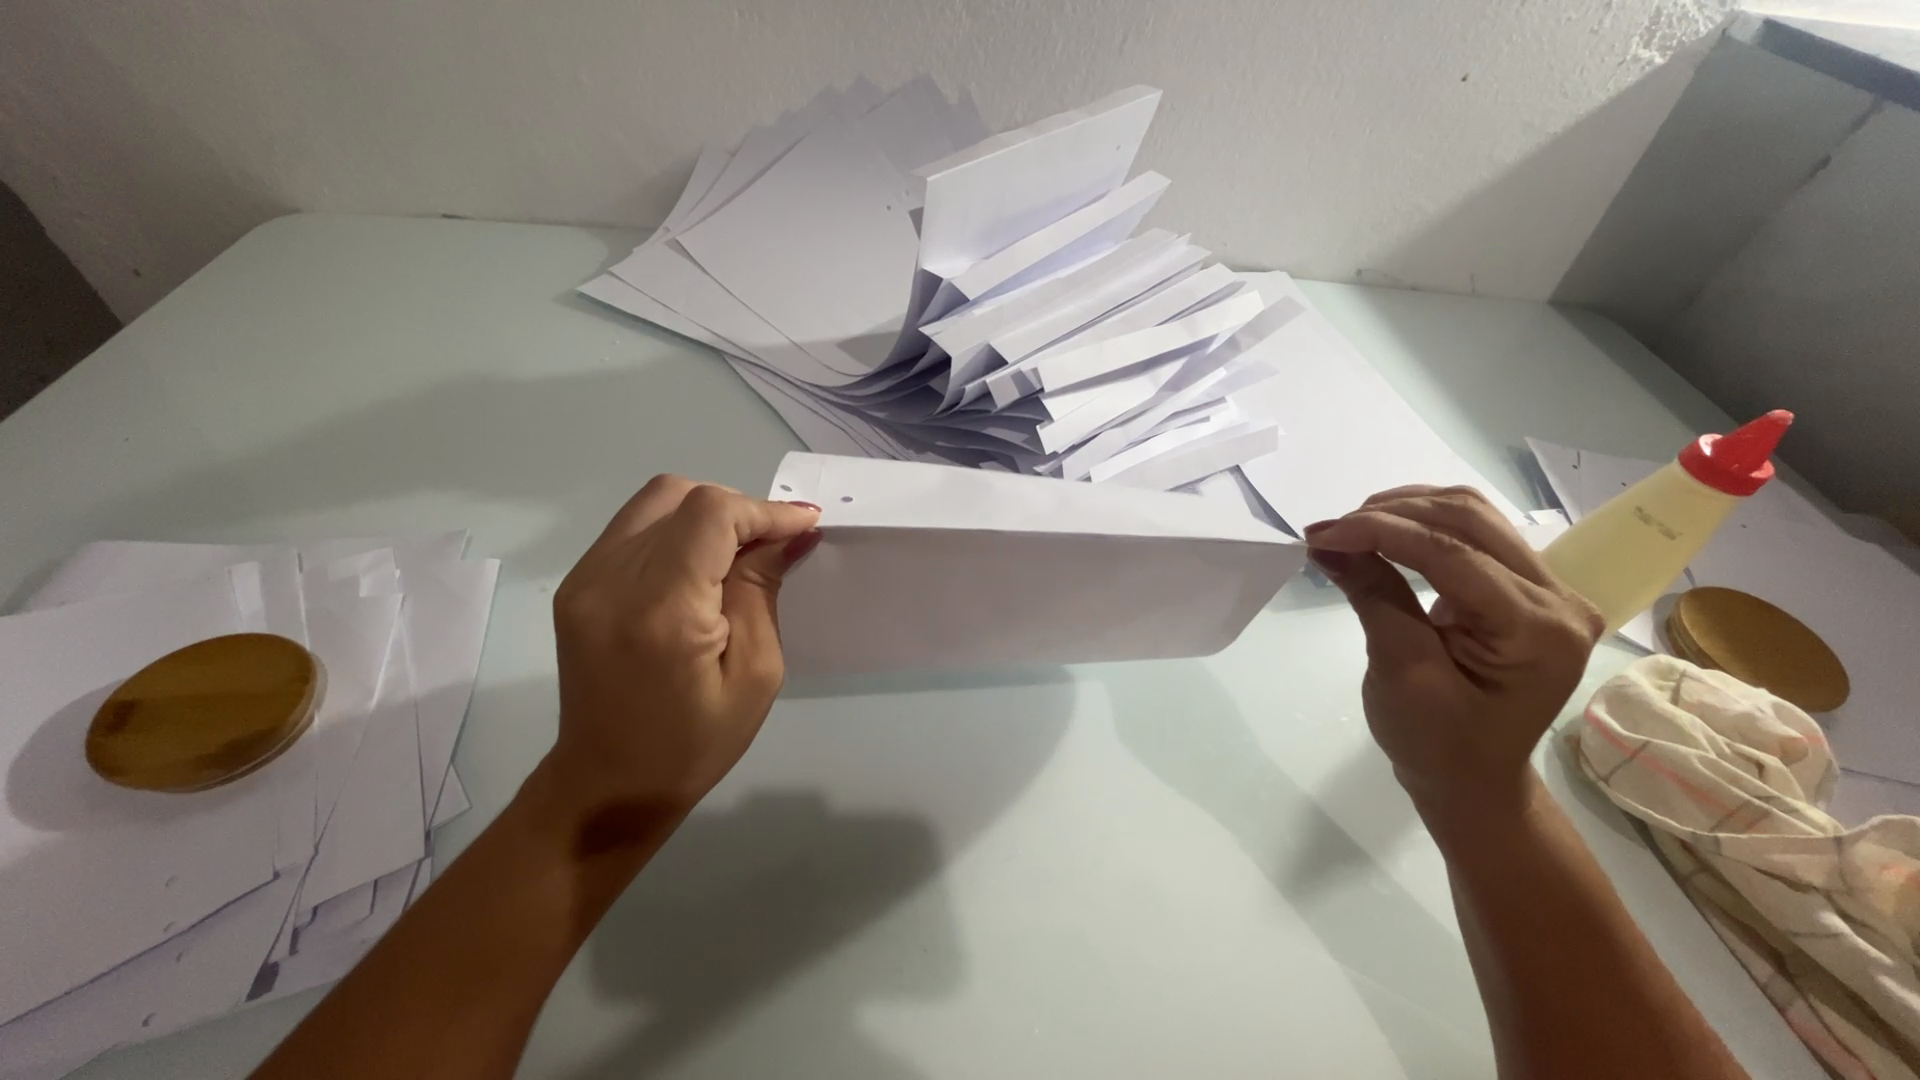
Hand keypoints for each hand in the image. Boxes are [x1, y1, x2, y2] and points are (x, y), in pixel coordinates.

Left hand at [548, 476, 820, 813]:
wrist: (608, 784)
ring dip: (704, 514)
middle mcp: (610, 580)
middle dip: (736, 508)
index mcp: (661, 610)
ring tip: (734, 556)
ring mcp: (584, 578)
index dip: (764, 511)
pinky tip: (698, 568)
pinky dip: (675, 530)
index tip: (804, 527)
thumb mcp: (755, 674)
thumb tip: (789, 534)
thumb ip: (762, 590)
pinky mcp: (575, 584)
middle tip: (769, 546)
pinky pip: (633, 527)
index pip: (712, 515)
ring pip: (654, 502)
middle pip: (679, 493)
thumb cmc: (694, 743)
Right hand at [1304, 486, 1602, 817]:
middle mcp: (1558, 597)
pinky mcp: (1525, 587)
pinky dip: (1419, 525)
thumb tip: (1327, 542)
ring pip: (1471, 516)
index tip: (1319, 535)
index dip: (1379, 532)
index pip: (1451, 553)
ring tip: (1348, 529)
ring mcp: (1547, 589)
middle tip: (1328, 531)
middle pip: (1468, 519)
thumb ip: (1374, 597)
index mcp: (1537, 628)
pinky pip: (1473, 535)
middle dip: (1390, 513)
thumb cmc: (1436, 743)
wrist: (1473, 780)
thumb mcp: (1400, 673)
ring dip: (1404, 511)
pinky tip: (1380, 535)